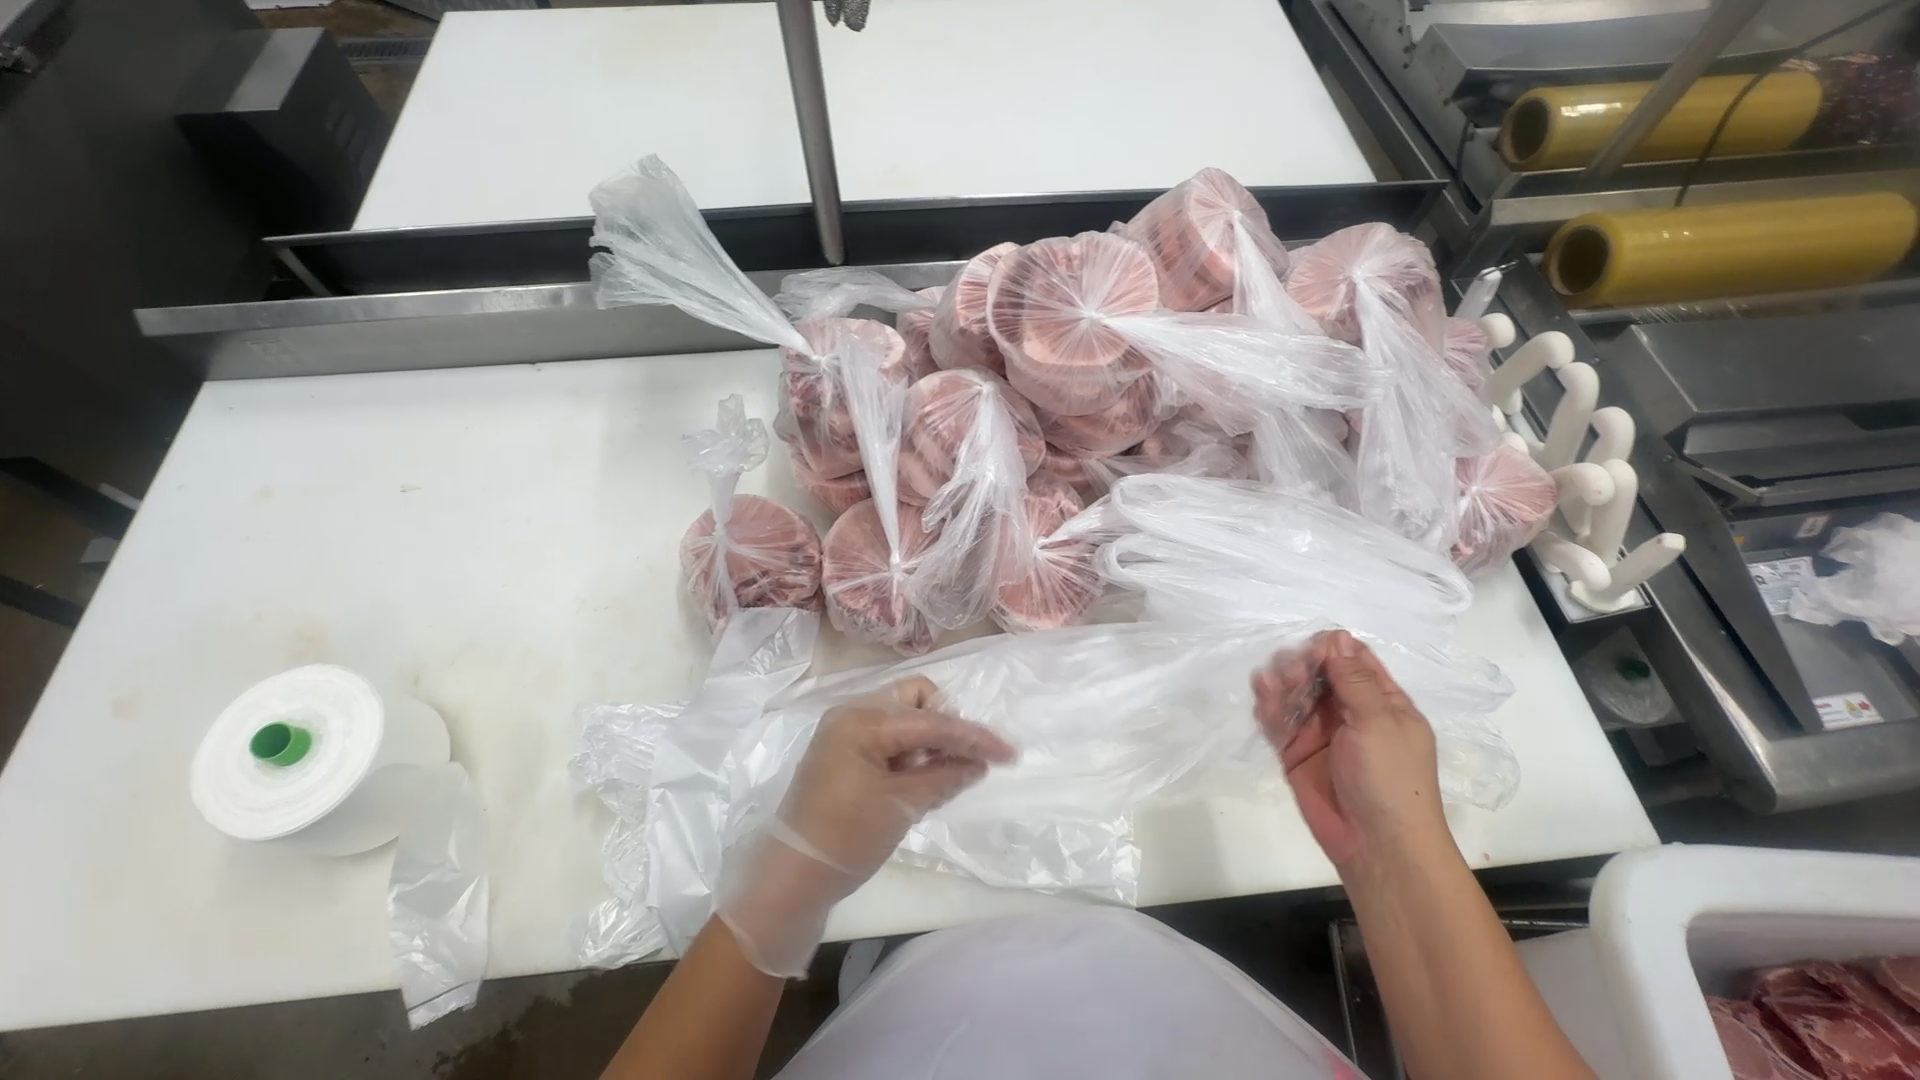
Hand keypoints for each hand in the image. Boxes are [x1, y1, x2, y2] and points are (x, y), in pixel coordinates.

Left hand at [716, 676, 1015, 976]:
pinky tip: (925, 781)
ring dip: (930, 741)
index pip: (930, 721)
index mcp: (862, 720)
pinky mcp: (844, 753)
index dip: (973, 737)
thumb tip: (979, 764)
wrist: (794, 876)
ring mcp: (845, 733)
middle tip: (965, 760)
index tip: (1009, 753)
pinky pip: (889, 738)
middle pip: (915, 700)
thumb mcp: (902, 806)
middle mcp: (851, 715)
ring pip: (904, 718)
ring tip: (946, 777)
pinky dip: (911, 753)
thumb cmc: (846, 837)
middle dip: (946, 726)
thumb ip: (945, 777)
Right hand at [1252, 630, 1448, 873]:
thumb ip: (1354, 680)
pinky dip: (1269, 707)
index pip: (1355, 662)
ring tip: (1271, 682)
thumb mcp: (1379, 722)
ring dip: (1283, 683)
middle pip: (1320, 675)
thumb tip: (1338, 637)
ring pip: (1296, 696)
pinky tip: (1262, 694)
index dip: (1332, 649)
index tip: (1312, 648)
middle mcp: (1351, 714)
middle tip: (1294, 672)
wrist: (1377, 845)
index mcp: (1383, 703)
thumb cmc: (1390, 780)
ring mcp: (1322, 735)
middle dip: (1302, 666)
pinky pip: (1279, 723)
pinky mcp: (1296, 754)